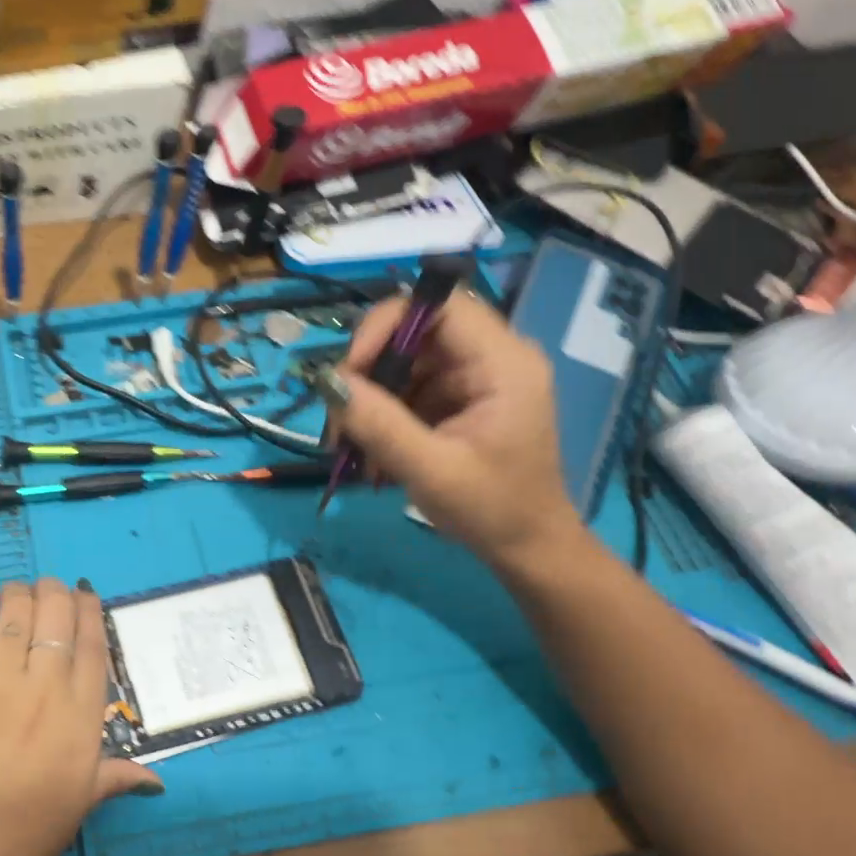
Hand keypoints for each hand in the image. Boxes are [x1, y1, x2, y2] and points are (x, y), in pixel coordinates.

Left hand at [0, 576, 160, 855]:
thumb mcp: (83, 800)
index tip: (84, 592)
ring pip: (15, 613)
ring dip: (18, 592)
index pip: (92, 645)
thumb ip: (116, 777)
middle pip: (56, 618)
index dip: (89, 611)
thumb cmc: (32, 826)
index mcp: (83, 713)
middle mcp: (46, 684)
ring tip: (16, 587)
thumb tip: (154, 780)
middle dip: (54, 593)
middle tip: (47, 589)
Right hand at [338, 292, 586, 568]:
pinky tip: (370, 453)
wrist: (527, 549)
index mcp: (503, 363)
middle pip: (413, 333)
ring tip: (349, 447)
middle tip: (338, 419)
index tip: (349, 370)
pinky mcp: (458, 399)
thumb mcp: (430, 470)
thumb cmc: (491, 510)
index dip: (386, 325)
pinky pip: (407, 389)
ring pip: (403, 363)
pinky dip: (380, 416)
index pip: (438, 306)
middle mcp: (491, 358)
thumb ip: (379, 424)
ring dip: (367, 400)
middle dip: (368, 372)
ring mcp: (473, 379)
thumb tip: (328, 381)